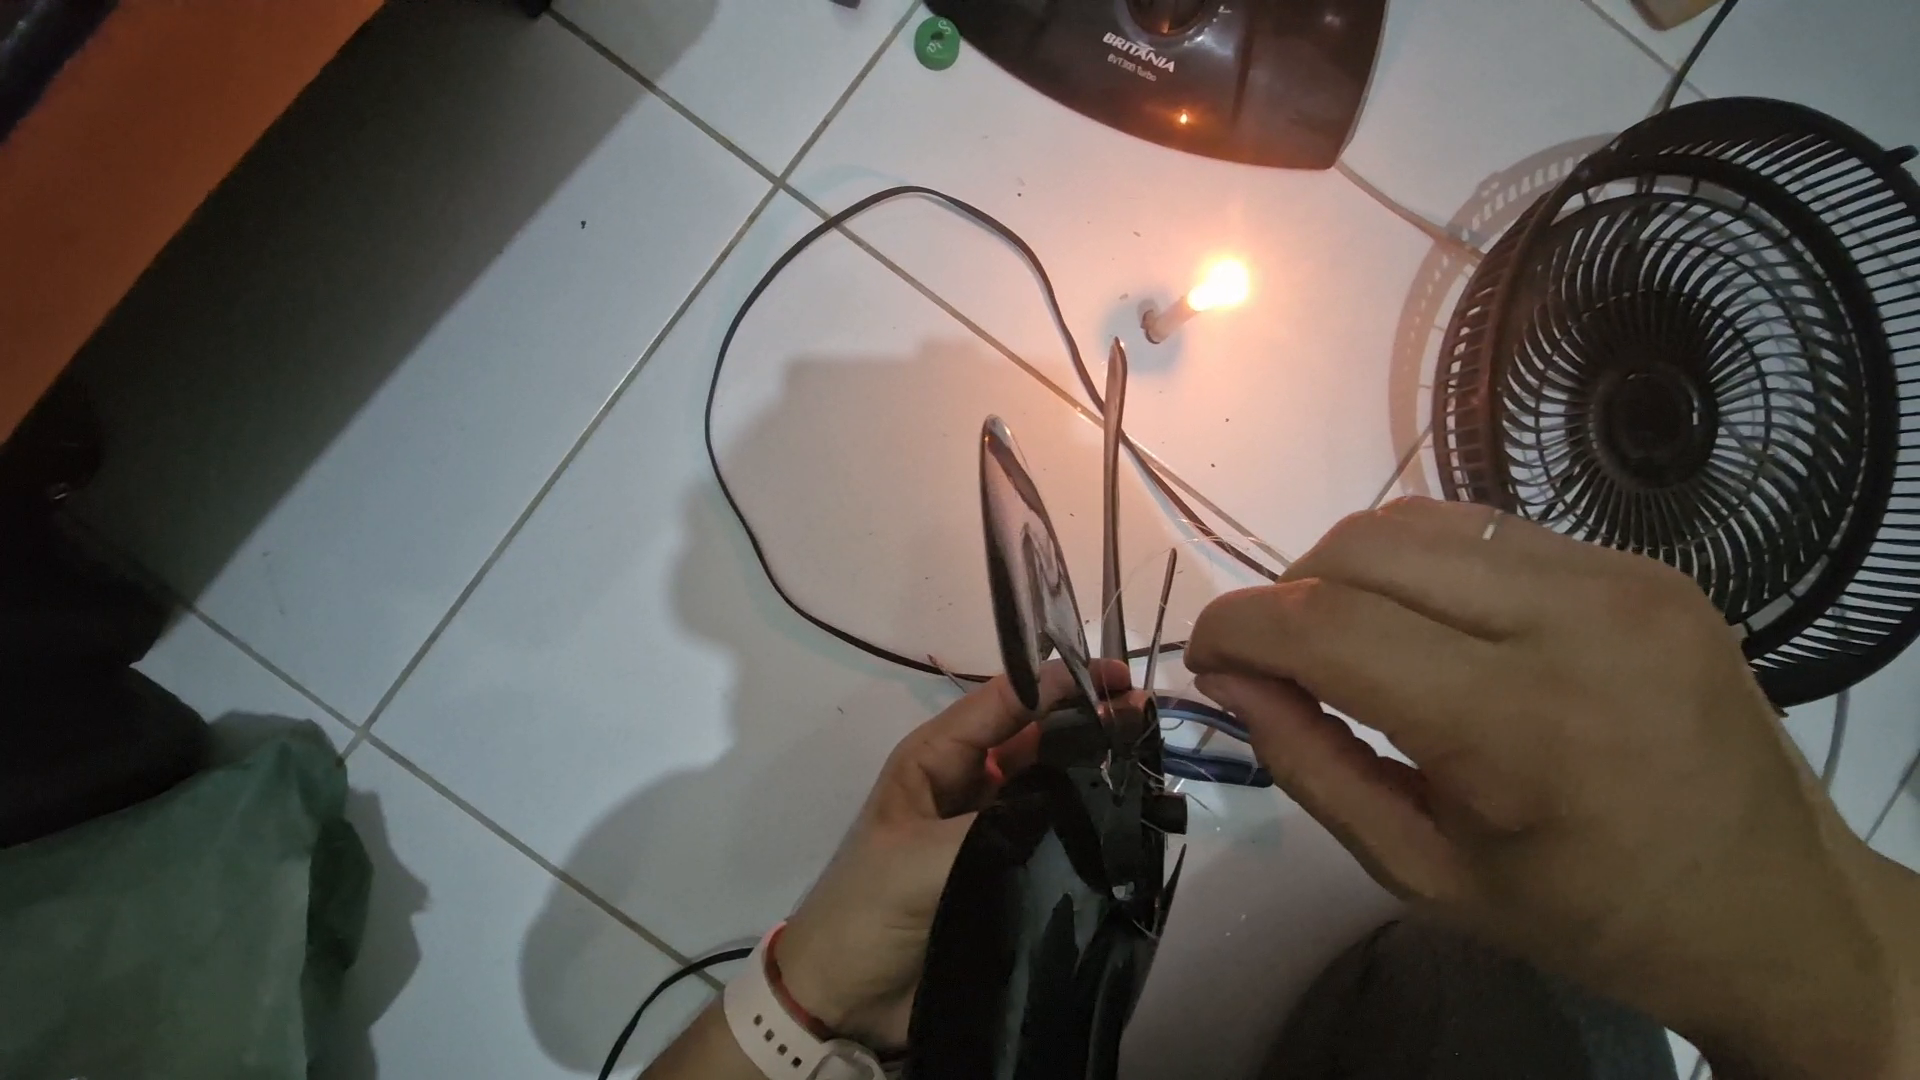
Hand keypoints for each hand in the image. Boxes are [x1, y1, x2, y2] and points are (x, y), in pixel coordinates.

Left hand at [774, 658, 1128, 1049]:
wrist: (846, 998)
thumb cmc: (870, 909)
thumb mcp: (923, 858)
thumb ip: (995, 826)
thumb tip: (1072, 802)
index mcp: (937, 758)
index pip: (1003, 702)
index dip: (1057, 682)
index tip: (1115, 676)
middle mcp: (969, 782)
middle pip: (1034, 736)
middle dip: (1085, 718)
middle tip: (1144, 714)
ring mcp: (991, 825)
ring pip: (1049, 781)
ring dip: (1093, 766)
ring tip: (1146, 758)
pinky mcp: (1009, 867)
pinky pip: (1054, 831)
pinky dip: (1088, 818)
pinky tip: (1128, 814)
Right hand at [1186, 497, 1919, 1079]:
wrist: (1785, 912)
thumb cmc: (1582, 914)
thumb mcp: (1416, 869)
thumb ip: (1304, 762)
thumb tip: (1228, 678)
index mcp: (1520, 729)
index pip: (1325, 628)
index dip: (1235, 627)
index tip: (1204, 655)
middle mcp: (1574, 625)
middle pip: (1356, 554)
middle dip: (1282, 599)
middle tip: (1275, 660)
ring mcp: (1617, 579)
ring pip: (1404, 522)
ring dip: (1338, 573)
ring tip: (1344, 636)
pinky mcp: (1635, 563)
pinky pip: (1468, 527)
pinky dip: (1406, 561)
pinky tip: (1417, 617)